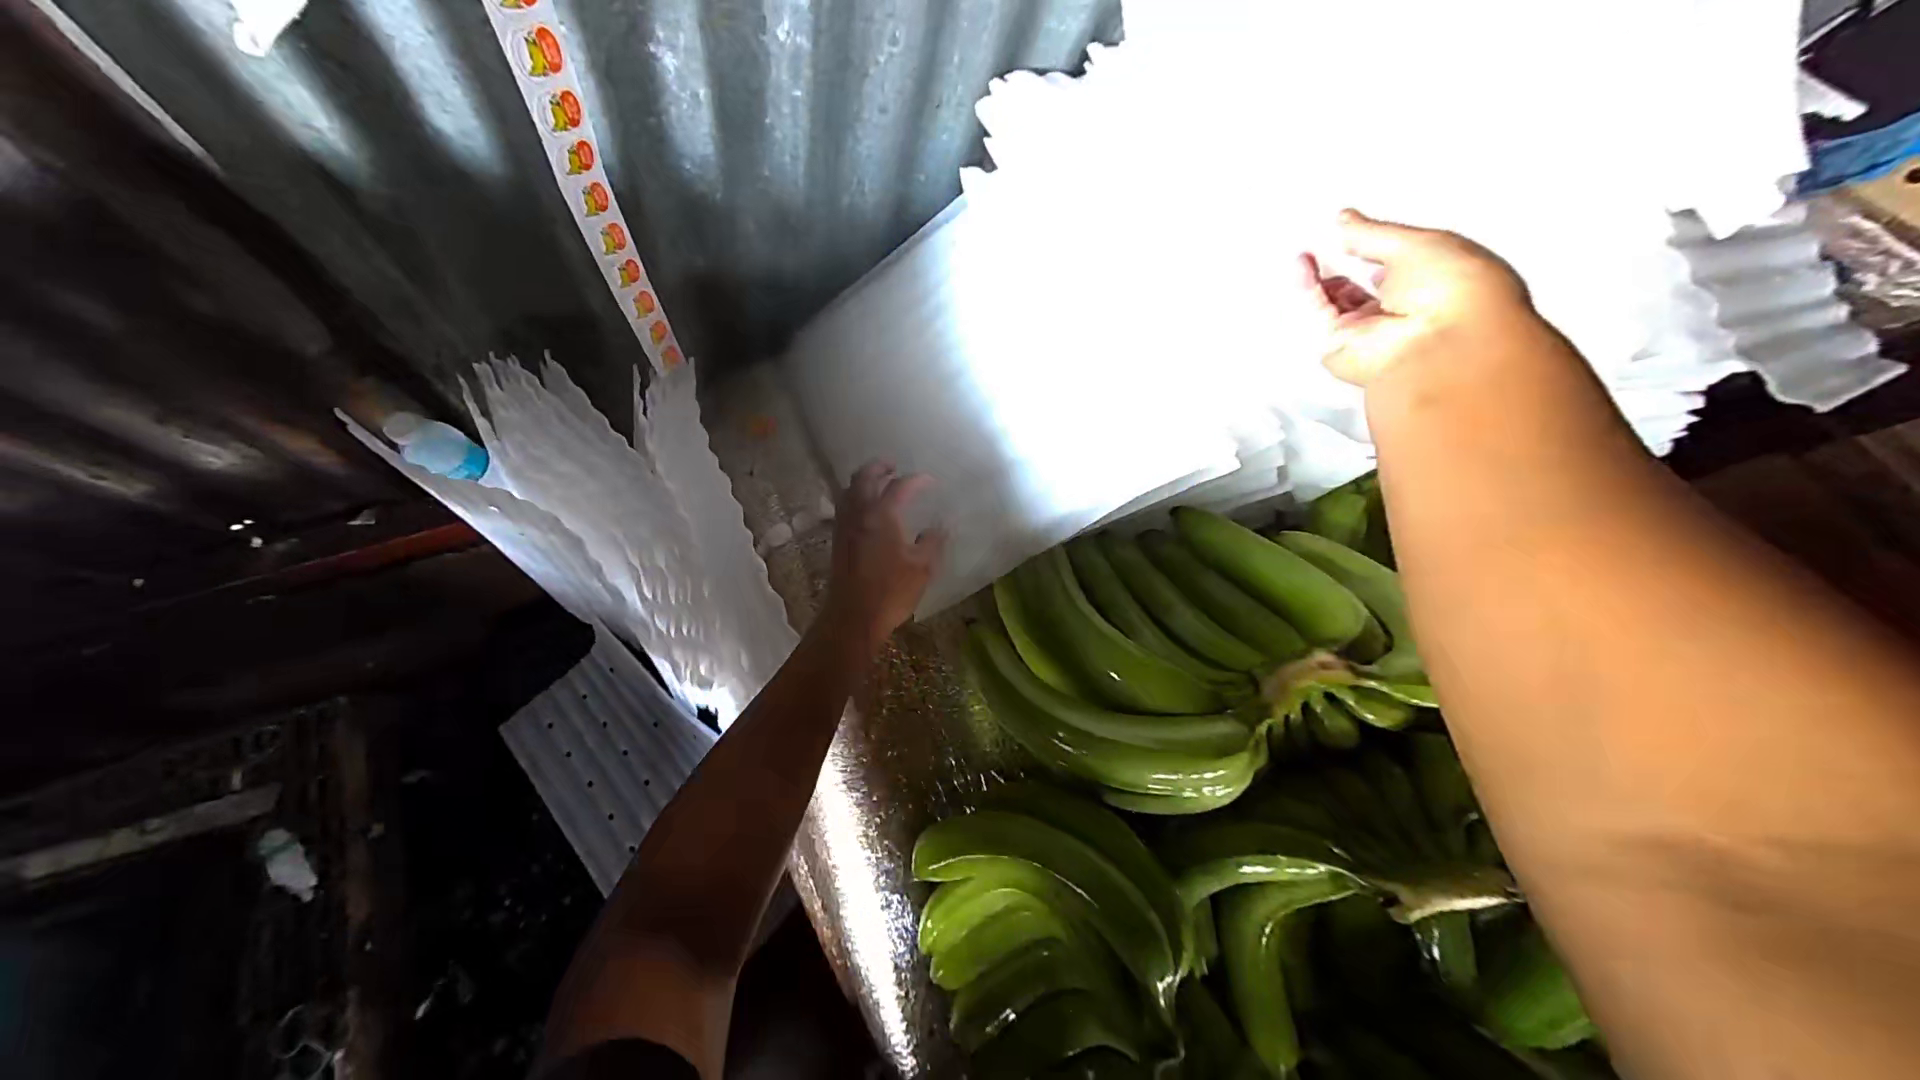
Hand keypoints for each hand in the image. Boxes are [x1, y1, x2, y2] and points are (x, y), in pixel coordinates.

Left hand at [821, 461, 945, 652]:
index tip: (931, 481)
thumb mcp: (922, 567)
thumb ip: (932, 542)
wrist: (853, 616)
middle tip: (894, 467)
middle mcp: (859, 513)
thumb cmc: (891, 591)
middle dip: (880, 468)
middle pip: (864, 477)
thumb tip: (939, 526)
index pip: (900, 486)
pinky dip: (855, 497)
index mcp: (882, 514)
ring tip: (879, 484)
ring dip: (864, 481)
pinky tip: (866, 510)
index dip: (917, 480)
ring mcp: (845, 526)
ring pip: (849, 490)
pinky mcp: (838, 540)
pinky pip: (845, 507)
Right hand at [1300, 209, 1547, 387]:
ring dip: (1318, 281)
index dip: (1376, 252)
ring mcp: (1367, 333)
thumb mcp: (1418, 244)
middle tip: (1326, 247)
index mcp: (1431, 287)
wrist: (1439, 343)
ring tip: (1305, 256)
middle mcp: (1397, 315)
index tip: (1354, 234)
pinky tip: (1302, 266)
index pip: (1395, 270)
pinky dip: (1307, 290)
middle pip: (1360, 292)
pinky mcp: (1340, 347)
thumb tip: (1346, 220)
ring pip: (1334, 306)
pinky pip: (1319, 316)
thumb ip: (1374, 233)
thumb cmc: (1453, 290)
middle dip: (1342, 271)